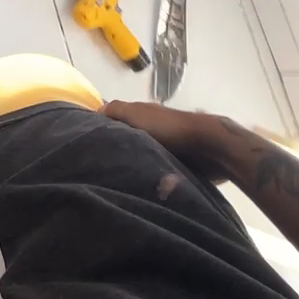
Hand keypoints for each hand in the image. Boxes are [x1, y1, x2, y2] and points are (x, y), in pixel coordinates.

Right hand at [102, 101, 254, 182]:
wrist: (210, 147)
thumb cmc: (170, 129)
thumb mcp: (137, 115)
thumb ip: (116, 111)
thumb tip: (95, 111)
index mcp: (141, 114)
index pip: (115, 119)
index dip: (102, 128)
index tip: (87, 144)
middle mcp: (152, 128)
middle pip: (128, 138)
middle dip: (117, 149)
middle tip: (100, 166)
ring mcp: (167, 146)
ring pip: (142, 155)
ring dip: (134, 164)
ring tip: (116, 180)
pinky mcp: (179, 165)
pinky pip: (158, 170)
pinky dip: (150, 176)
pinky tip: (139, 187)